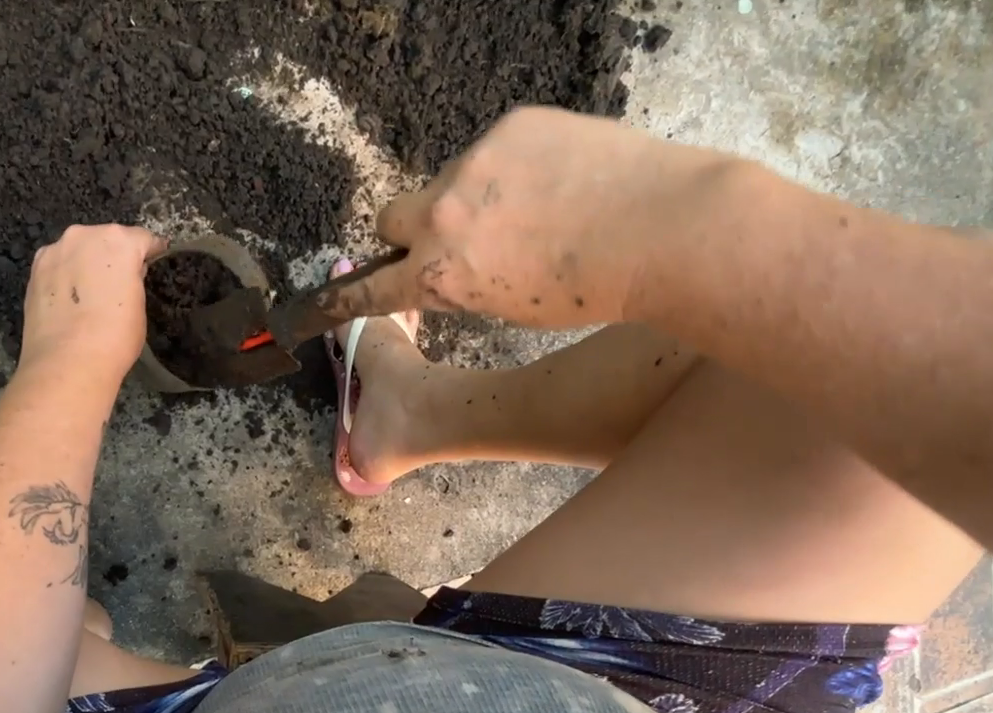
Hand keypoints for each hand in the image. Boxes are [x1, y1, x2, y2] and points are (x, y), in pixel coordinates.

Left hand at [19, 224, 166, 376]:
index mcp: (118, 242)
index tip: (155, 260)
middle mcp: (84, 236)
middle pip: (106, 240)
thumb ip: (134, 281)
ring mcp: (55, 251)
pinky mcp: (35, 270)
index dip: (151, 251)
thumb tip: (127, 274)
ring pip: (78, 251)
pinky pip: (58, 266)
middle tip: (119, 282)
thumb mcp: (139, 308)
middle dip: (114, 257)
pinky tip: (69, 301)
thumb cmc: (114, 337)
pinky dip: (65, 277)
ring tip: (90, 293)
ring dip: (86, 264)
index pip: (142, 238)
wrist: (67, 363)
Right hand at [330, 108, 736, 327]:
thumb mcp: (507, 308)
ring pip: (448, 180)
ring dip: (469, 195)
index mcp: (440, 274)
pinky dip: (511, 165)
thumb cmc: (590, 292)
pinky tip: (557, 178)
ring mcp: (473, 163)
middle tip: (456, 236)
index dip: (350, 294)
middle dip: (410, 228)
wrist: (662, 231)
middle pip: (391, 214)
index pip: (373, 285)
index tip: (329, 301)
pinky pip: (491, 149)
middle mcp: (442, 215)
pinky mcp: (511, 124)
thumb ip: (462, 283)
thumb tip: (450, 261)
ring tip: (533, 207)